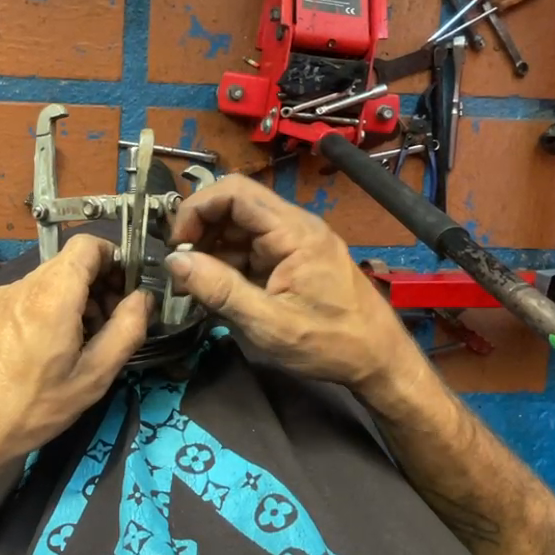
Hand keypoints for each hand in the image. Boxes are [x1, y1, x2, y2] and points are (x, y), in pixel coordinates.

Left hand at [0, 236, 151, 481]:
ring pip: (45, 282)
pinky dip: (42, 311)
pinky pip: (22, 298)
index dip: (113, 259)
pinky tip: (42, 350)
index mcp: (52, 295)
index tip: (124, 289)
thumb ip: (127, 329)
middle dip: (95, 286)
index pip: (87, 244)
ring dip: (69, 300)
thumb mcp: (93, 376)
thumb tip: (143, 299)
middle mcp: (20, 286)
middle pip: (67, 265)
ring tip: (75, 343)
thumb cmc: (34, 408)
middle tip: (106, 325)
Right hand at [166, 175, 435, 415]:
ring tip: (192, 286)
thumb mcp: (270, 324)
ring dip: (209, 250)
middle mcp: (294, 226)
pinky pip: (249, 248)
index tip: (177, 246)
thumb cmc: (332, 344)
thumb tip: (174, 262)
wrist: (380, 362)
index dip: (196, 210)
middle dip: (199, 230)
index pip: (234, 192)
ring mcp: (294, 242)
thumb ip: (220, 291)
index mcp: (294, 232)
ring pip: (238, 227)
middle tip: (180, 267)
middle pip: (233, 205)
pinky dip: (226, 264)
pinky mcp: (292, 259)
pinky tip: (215, 291)